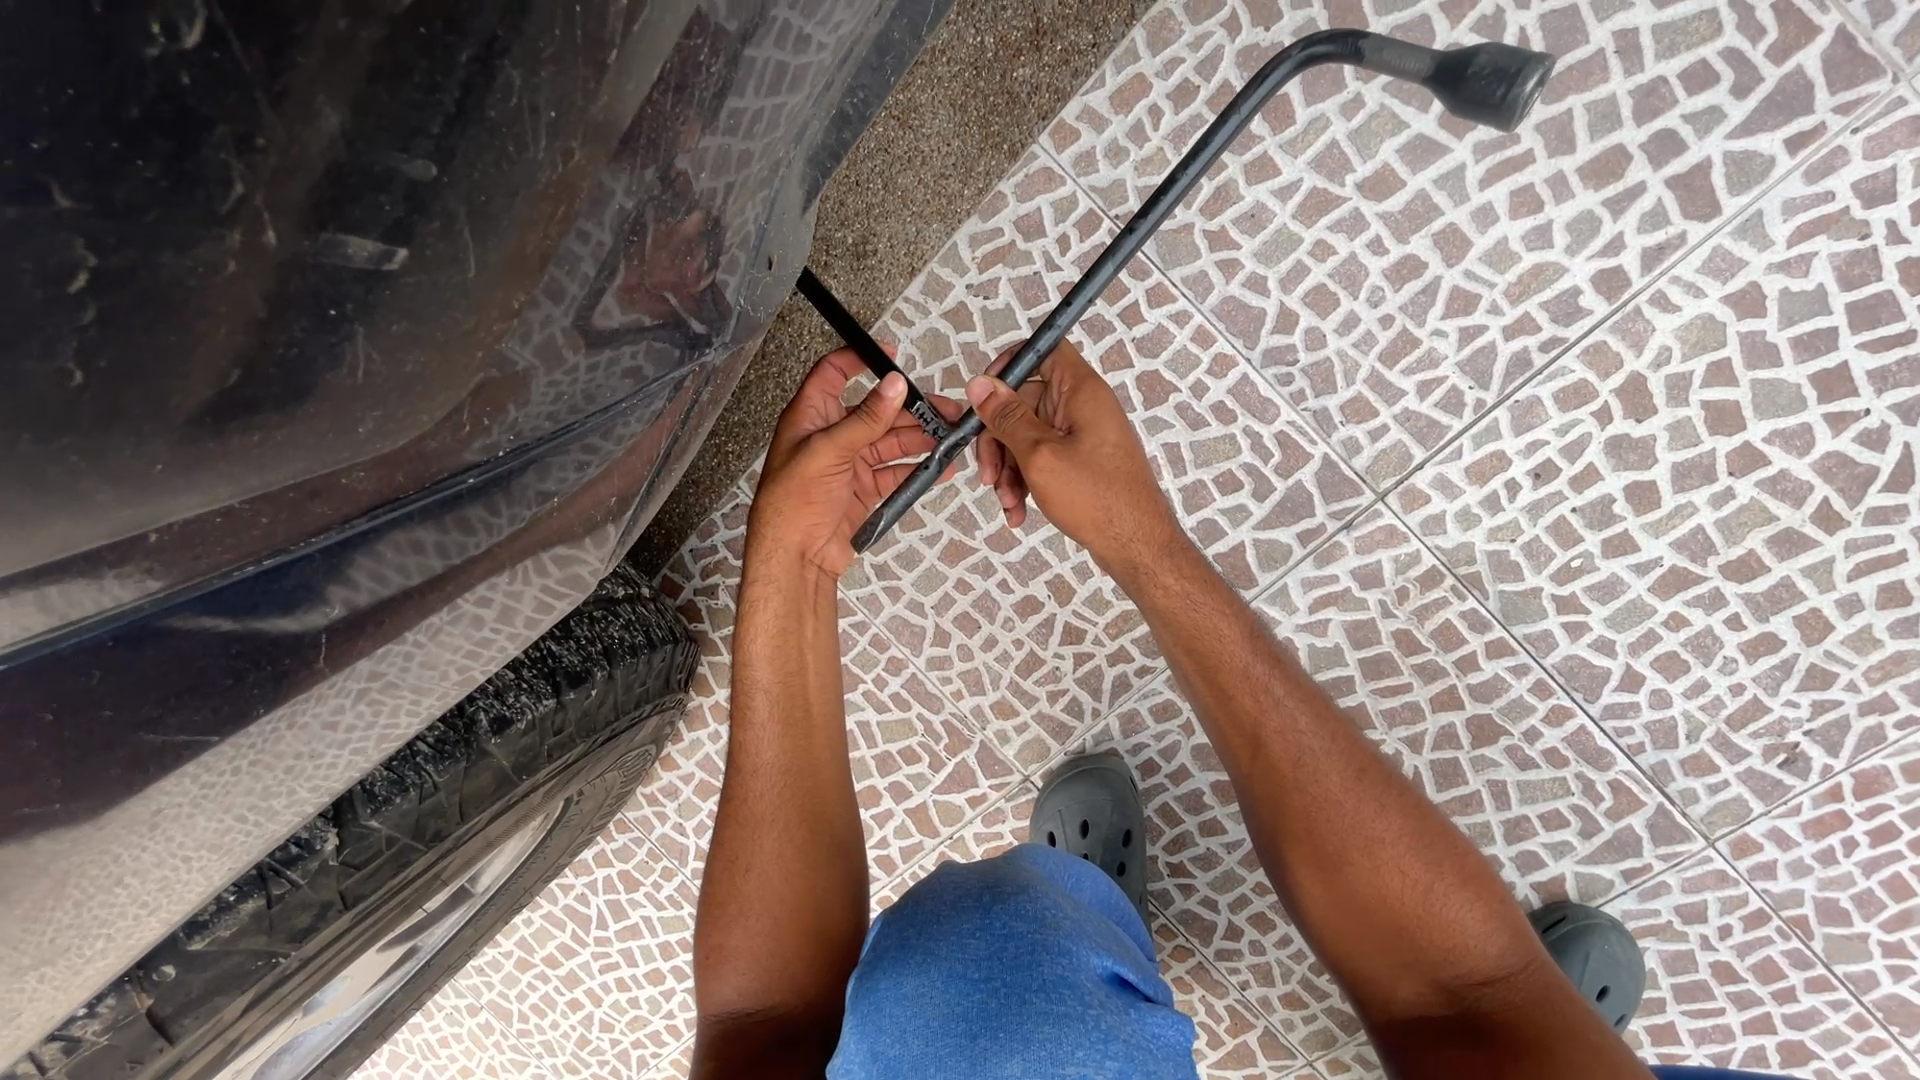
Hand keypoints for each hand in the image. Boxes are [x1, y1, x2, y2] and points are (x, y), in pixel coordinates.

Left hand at [747, 349, 960, 580]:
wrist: (795, 556)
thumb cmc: (794, 499)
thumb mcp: (829, 450)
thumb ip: (866, 418)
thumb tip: (895, 385)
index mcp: (811, 417)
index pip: (833, 375)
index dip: (858, 361)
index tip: (891, 355)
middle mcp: (830, 436)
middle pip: (874, 411)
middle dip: (909, 409)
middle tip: (943, 410)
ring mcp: (848, 465)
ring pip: (889, 443)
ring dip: (918, 439)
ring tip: (949, 438)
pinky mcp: (862, 491)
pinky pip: (894, 474)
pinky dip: (916, 470)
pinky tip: (939, 467)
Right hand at [967, 340, 1182, 573]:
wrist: (1135, 545)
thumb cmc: (1095, 497)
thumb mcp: (1039, 455)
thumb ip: (1007, 418)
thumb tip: (980, 384)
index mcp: (1080, 391)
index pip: (1044, 350)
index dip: (1011, 365)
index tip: (985, 396)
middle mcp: (1083, 407)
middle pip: (1025, 402)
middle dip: (998, 439)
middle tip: (986, 474)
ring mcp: (1082, 435)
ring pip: (1028, 436)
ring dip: (1009, 468)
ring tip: (1007, 501)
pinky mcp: (1081, 462)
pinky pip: (1042, 459)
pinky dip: (1025, 481)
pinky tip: (1017, 511)